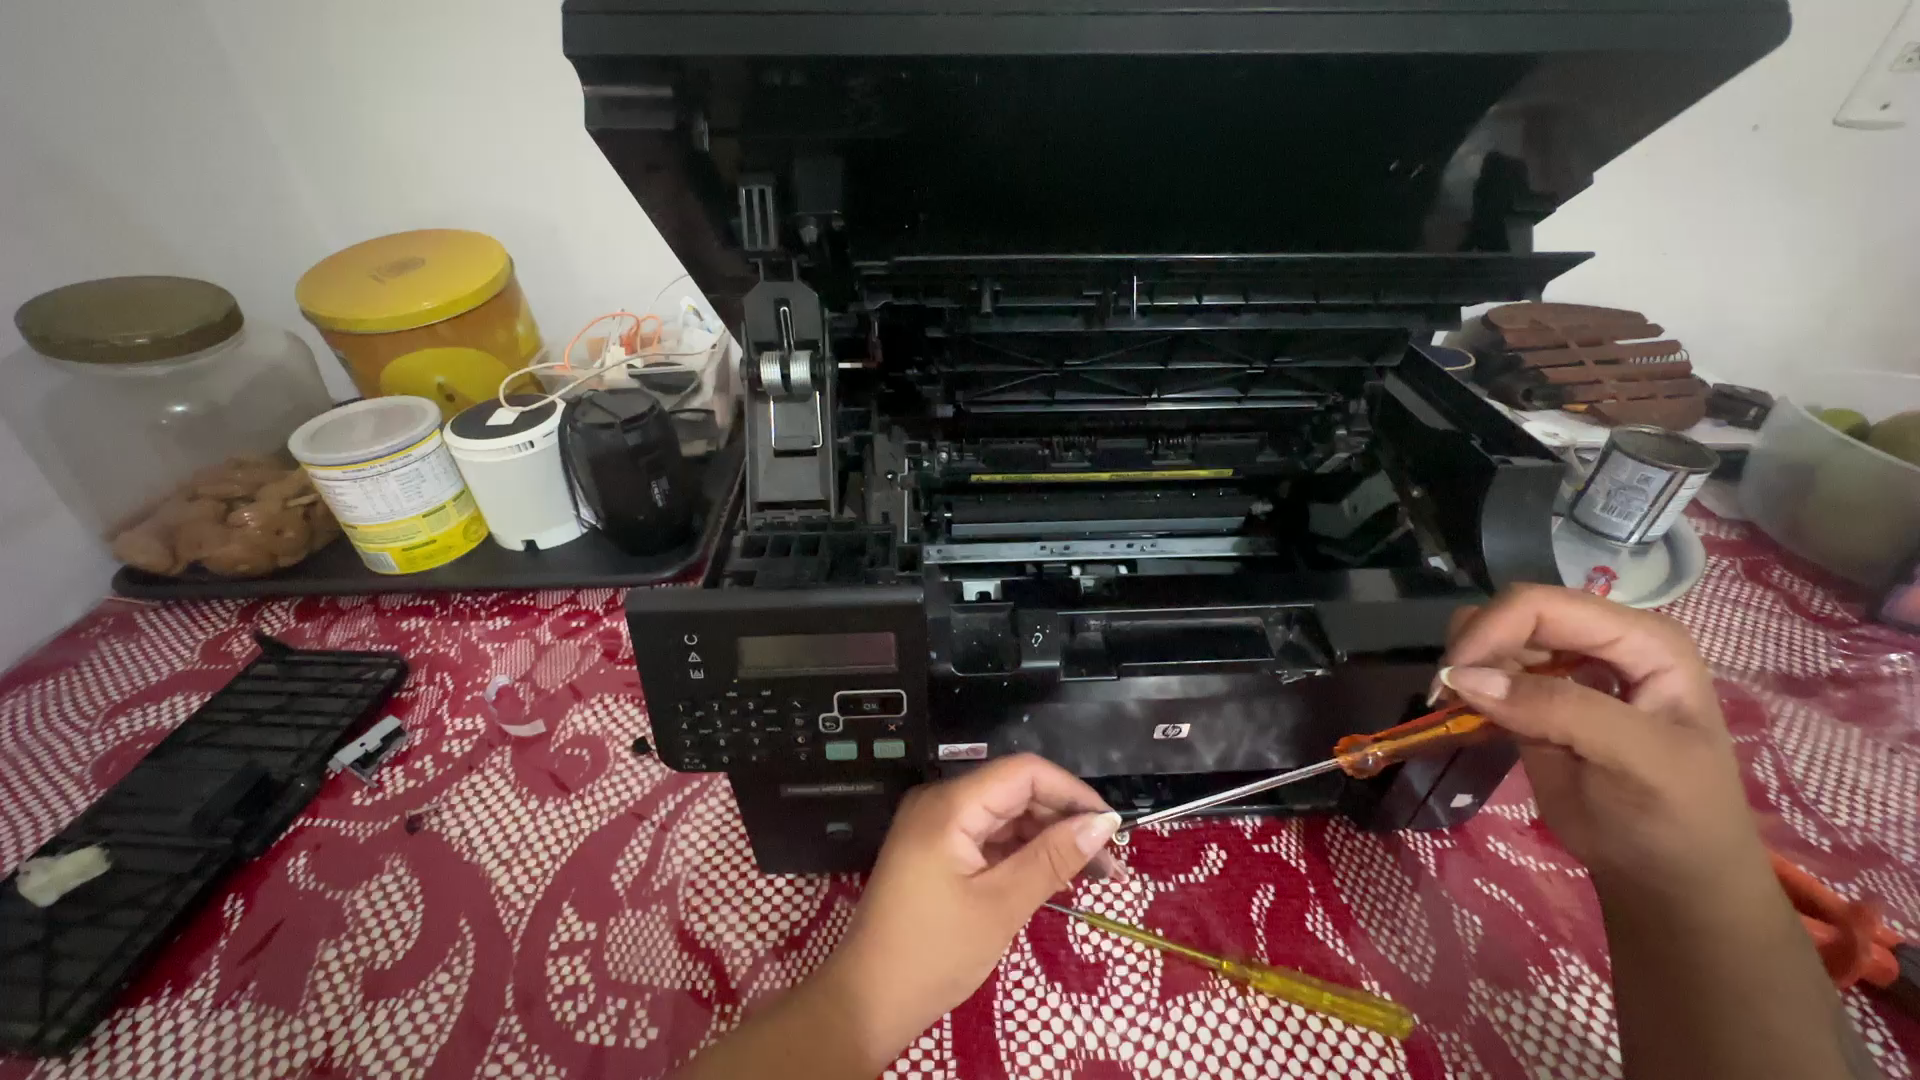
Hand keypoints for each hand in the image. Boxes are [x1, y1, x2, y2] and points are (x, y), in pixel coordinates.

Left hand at [813, 754, 1120, 1063]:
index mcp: (950, 804)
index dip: (1071, 792)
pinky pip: (988, 836)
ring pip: (1005, 815)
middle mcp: (940, 802)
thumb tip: (1103, 822)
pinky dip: (1022, 853)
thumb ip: (1052, 858)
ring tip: (1092, 874)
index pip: (1024, 773)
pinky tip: (1053, 877)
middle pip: (1015, 792)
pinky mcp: (936, 849)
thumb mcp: (1001, 905)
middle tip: (1107, 863)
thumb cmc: (933, 952)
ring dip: (1047, 839)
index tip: (1111, 827)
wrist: (867, 1000)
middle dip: (1064, 820)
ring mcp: (936, 825)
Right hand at [1435, 584, 1769, 895]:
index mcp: (1642, 640)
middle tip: (1448, 699)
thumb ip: (1560, 710)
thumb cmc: (1676, 815)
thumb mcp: (1639, 760)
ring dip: (1465, 668)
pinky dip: (1464, 686)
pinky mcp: (1533, 695)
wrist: (1666, 872)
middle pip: (1511, 615)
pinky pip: (1484, 668)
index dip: (1491, 632)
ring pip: (1491, 636)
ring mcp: (1566, 667)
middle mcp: (1601, 641)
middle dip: (1472, 650)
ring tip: (1457, 708)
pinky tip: (1464, 715)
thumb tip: (1461, 678)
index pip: (1543, 606)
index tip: (1453, 682)